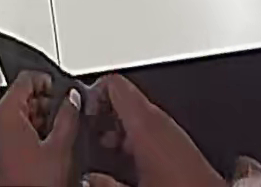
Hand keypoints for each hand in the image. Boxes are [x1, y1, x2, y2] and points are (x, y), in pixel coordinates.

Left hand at [0, 72, 81, 186]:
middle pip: (26, 96)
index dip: (47, 80)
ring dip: (44, 119)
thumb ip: (68, 115)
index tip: (63, 90)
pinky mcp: (3, 154)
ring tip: (61, 131)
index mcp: (6, 112)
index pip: (27, 78)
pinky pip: (21, 131)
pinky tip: (51, 146)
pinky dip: (36, 133)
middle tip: (66, 112)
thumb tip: (73, 98)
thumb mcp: (58, 147)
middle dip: (48, 103)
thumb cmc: (29, 185)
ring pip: (25, 114)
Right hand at [84, 75, 223, 186]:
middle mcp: (158, 119)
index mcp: (145, 121)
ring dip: (117, 127)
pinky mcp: (177, 141)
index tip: (84, 111)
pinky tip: (127, 162)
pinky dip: (132, 136)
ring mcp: (169, 129)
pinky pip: (148, 127)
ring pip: (135, 113)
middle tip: (90, 132)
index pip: (115, 83)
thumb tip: (88, 178)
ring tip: (104, 150)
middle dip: (104, 113)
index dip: (95, 92)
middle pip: (123, 97)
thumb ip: (106, 182)